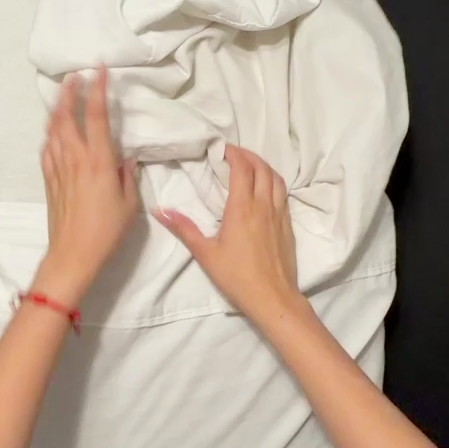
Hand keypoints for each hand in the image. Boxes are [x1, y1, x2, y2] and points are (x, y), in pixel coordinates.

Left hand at [36, 68, 138, 301]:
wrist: (73, 253)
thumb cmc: (107, 230)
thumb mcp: (130, 204)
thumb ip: (128, 175)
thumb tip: (126, 157)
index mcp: (98, 160)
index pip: (97, 115)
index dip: (98, 89)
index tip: (98, 69)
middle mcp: (75, 157)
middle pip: (67, 115)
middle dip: (69, 91)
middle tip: (74, 75)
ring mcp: (58, 167)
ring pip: (53, 128)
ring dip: (57, 108)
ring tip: (62, 94)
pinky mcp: (48, 179)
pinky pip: (47, 147)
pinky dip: (50, 132)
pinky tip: (53, 130)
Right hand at [155, 145, 303, 326]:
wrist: (273, 297)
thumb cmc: (237, 276)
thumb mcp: (205, 253)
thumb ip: (184, 229)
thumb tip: (160, 211)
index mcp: (242, 208)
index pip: (242, 169)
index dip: (234, 154)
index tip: (222, 149)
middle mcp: (263, 206)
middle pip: (262, 169)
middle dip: (249, 156)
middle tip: (234, 153)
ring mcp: (279, 215)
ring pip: (276, 179)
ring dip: (264, 166)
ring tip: (251, 165)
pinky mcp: (288, 225)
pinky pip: (283, 194)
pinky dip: (274, 182)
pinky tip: (265, 189)